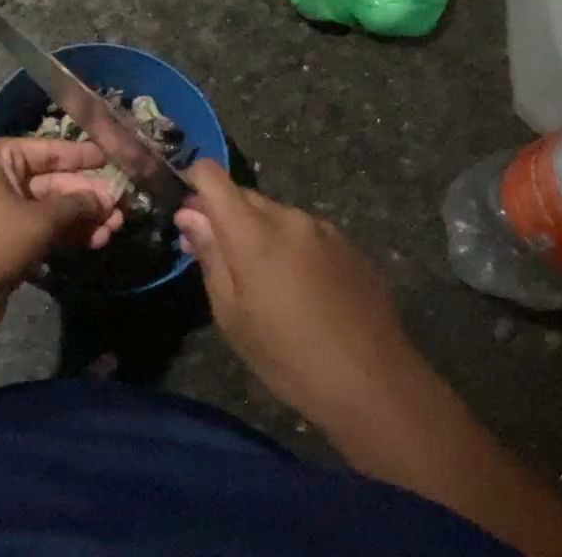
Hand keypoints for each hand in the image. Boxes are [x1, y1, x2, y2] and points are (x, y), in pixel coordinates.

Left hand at [0, 139, 123, 304]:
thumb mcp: (38, 220)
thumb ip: (75, 206)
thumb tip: (105, 198)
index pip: (47, 149)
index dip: (81, 156)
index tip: (113, 158)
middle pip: (50, 181)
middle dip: (86, 195)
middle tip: (122, 206)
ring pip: (47, 209)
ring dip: (81, 218)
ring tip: (116, 228)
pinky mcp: (1, 241)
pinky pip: (39, 230)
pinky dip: (65, 234)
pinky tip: (96, 241)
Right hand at [174, 160, 417, 418]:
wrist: (375, 384)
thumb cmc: (288, 356)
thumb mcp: (231, 315)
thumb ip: (210, 256)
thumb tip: (189, 214)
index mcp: (254, 232)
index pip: (212, 177)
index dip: (193, 182)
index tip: (187, 213)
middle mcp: (290, 218)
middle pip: (244, 197)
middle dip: (225, 217)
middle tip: (218, 259)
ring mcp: (325, 230)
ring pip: (276, 216)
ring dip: (260, 233)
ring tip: (265, 283)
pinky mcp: (351, 247)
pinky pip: (307, 234)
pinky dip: (292, 247)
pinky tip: (302, 290)